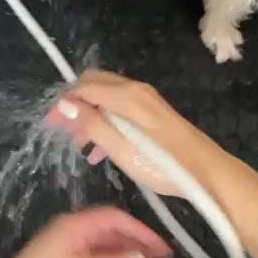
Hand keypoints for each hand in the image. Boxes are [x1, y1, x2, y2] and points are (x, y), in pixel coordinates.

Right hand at [47, 70, 233, 198]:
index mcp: (126, 95)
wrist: (206, 172)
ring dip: (90, 116)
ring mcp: (148, 101)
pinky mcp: (155, 114)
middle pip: (96, 85)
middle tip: (64, 132)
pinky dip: (107, 122)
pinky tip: (102, 149)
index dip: (64, 103)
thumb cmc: (162, 164)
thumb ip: (92, 124)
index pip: (84, 86)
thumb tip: (65, 104)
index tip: (52, 125)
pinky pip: (122, 109)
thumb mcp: (121, 148)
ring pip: (108, 98)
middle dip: (76, 105)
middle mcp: (136, 90)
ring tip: (81, 146)